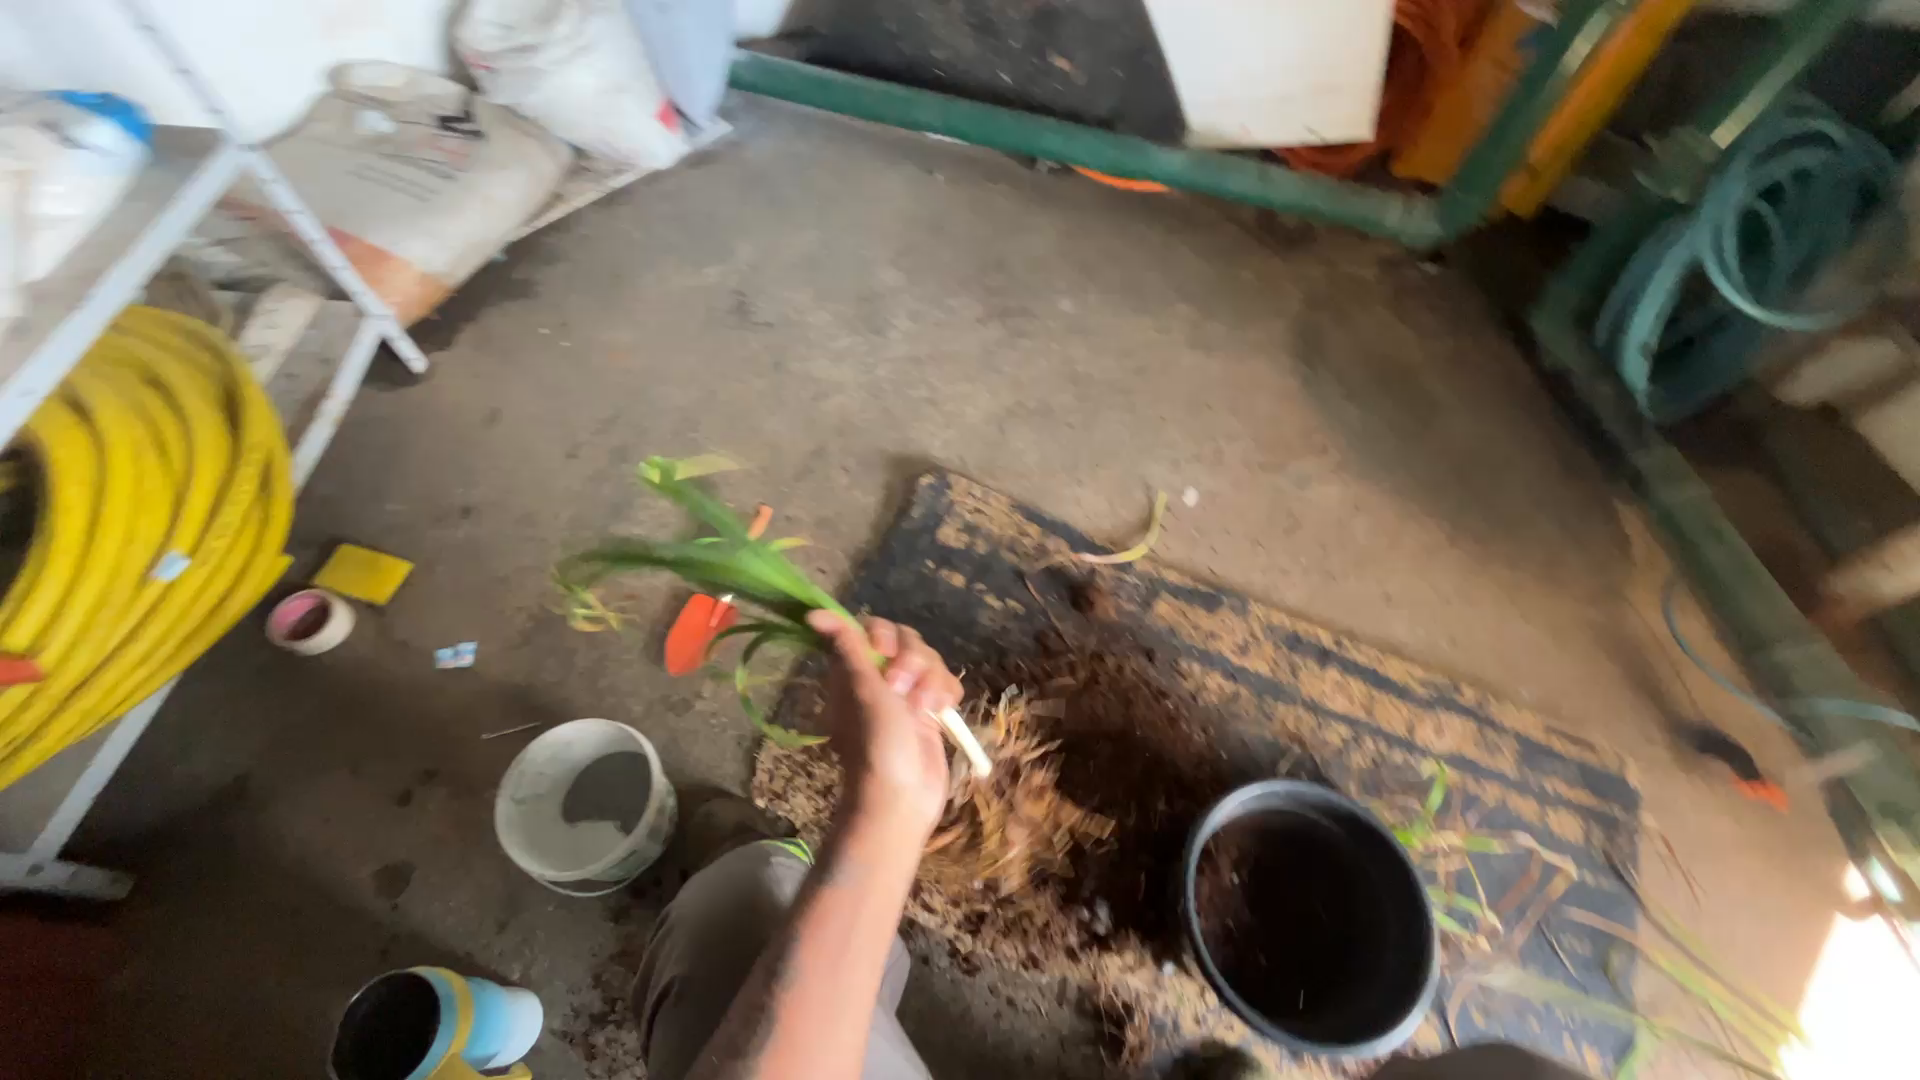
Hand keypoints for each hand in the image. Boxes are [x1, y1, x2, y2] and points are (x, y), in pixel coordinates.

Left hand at [806, 611, 960, 835]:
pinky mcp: (930, 709)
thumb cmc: (876, 743)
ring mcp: (906, 694)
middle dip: (913, 659)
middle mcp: (879, 678)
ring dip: (931, 679)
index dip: (884, 635)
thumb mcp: (861, 689)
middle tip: (902, 688)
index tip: (884, 653)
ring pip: (930, 660)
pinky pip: (946, 682)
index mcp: (854, 670)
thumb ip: (847, 646)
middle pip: (906, 640)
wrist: (903, 796)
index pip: (871, 628)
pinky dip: (946, 693)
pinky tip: (941, 711)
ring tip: (925, 708)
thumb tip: (814, 613)